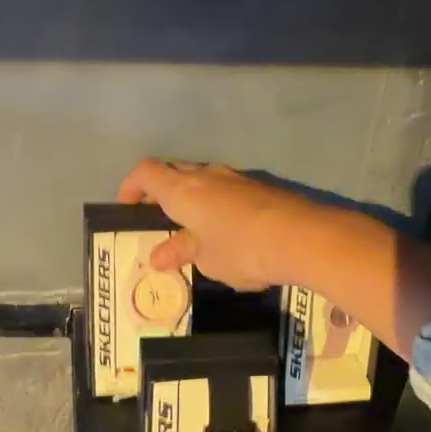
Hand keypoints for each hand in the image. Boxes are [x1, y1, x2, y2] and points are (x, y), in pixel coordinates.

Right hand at [116, 159, 329, 290]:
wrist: (303, 238)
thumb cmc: (242, 249)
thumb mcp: (206, 259)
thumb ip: (181, 252)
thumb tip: (158, 256)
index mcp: (183, 190)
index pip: (146, 172)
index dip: (131, 186)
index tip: (127, 208)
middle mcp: (207, 176)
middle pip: (174, 173)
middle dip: (162, 193)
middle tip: (159, 221)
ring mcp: (236, 179)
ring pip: (203, 181)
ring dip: (193, 199)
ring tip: (193, 230)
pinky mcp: (260, 189)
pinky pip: (227, 192)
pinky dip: (217, 206)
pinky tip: (227, 233)